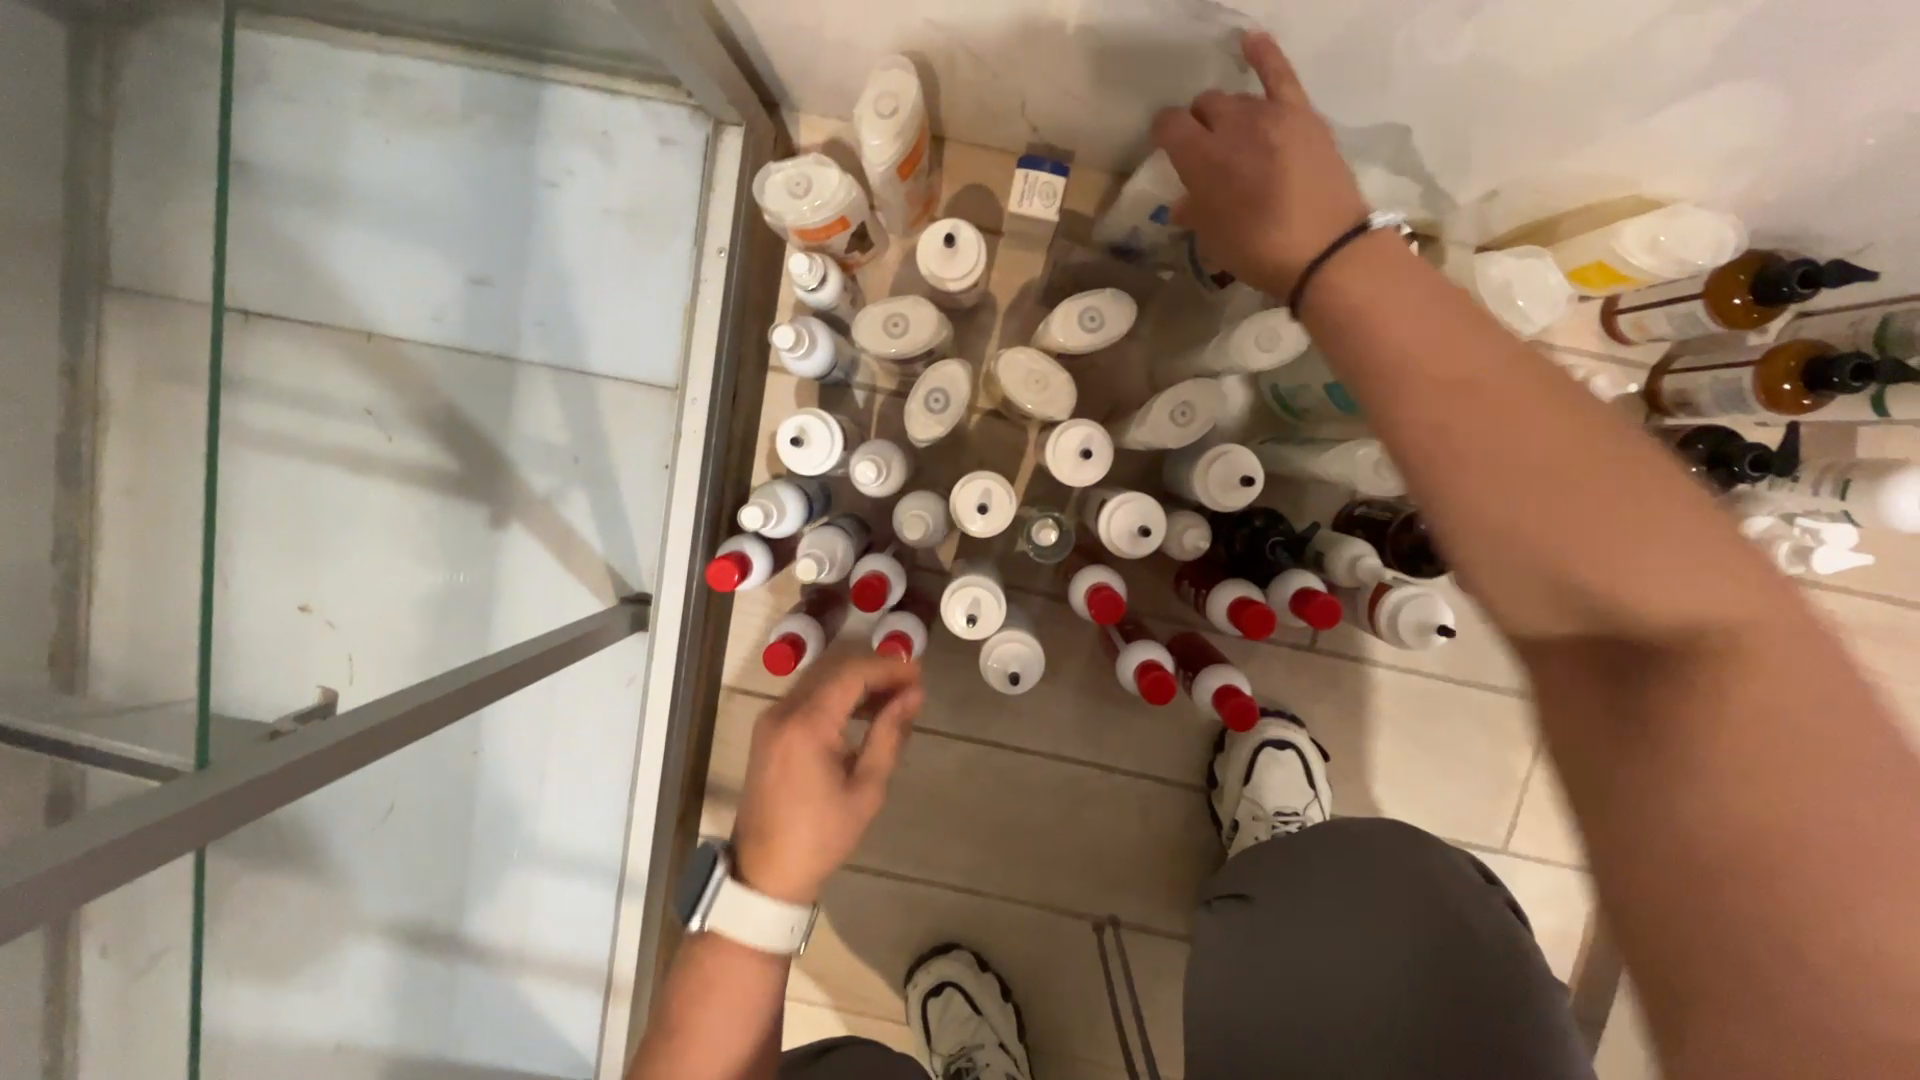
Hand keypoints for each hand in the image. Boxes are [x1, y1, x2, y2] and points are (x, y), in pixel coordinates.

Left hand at [731, 655, 924, 904]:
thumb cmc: (822, 836)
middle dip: (875, 670)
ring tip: (894, 698)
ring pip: (819, 678)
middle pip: (834, 667)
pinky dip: (836, 695)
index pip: (852, 673)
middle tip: (911, 685)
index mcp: (806, 725)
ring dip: (857, 680)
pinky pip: (807, 696)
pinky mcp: (769, 729)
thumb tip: (914, 695)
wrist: (766, 871)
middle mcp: (783, 710)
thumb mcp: (867, 789)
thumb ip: (890, 734)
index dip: (888, 667)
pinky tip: (863, 711)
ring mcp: (771, 718)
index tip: (919, 675)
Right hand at [1153, 31, 1369, 297]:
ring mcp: (1269, 115)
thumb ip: (1194, 211)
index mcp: (1200, 158)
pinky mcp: (1302, 114)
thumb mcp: (1212, 239)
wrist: (1325, 250)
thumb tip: (1183, 201)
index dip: (1164, 135)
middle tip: (1206, 152)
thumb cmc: (1258, 251)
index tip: (1167, 149)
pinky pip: (1279, 72)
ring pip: (1237, 98)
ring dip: (1229, 113)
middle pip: (1205, 106)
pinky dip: (1264, 54)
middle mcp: (1231, 126)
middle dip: (1199, 124)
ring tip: (1235, 137)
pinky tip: (1251, 41)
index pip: (1169, 126)